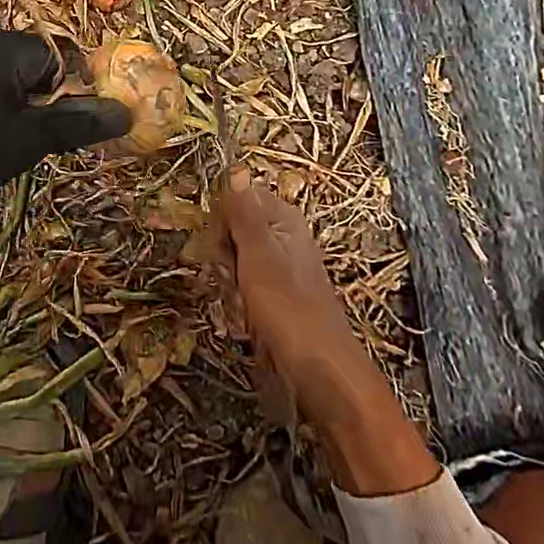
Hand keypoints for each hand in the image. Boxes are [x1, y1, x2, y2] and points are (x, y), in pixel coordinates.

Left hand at [0, 22, 131, 218]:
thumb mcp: (25, 141)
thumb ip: (77, 123)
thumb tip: (125, 113)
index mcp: (2, 44)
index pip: (59, 62)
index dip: (60, 100)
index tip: (45, 132)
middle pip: (36, 67)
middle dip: (38, 104)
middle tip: (18, 140)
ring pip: (12, 77)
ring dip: (16, 107)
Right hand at [217, 170, 439, 495]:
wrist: (323, 376)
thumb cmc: (291, 313)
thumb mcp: (259, 258)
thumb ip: (243, 214)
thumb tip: (235, 168)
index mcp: (283, 220)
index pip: (234, 200)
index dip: (219, 225)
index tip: (220, 251)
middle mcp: (283, 238)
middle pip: (230, 232)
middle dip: (222, 260)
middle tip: (234, 285)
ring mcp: (279, 268)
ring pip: (232, 263)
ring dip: (228, 288)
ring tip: (242, 310)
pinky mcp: (276, 297)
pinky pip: (242, 288)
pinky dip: (238, 305)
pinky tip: (246, 323)